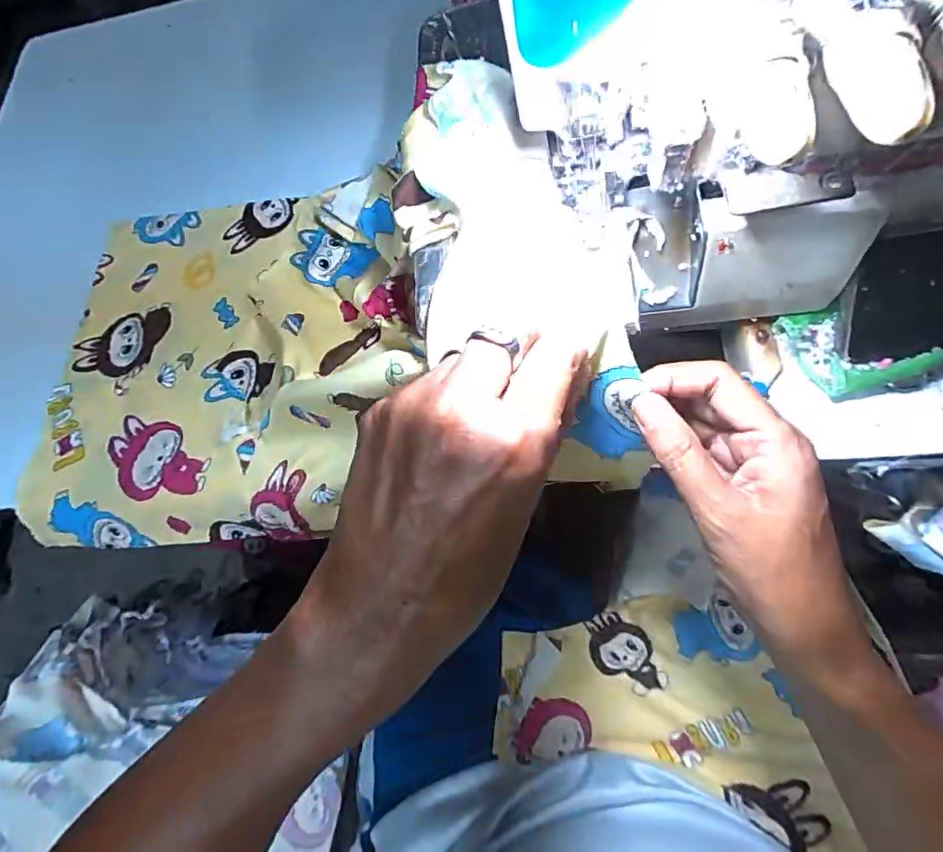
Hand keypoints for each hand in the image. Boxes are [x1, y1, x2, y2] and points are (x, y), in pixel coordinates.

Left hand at [285, 331, 589, 721]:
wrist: (378, 603)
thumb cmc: (468, 576)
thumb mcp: (524, 506)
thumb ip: (541, 436)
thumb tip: (560, 387)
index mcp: (513, 438)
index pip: (554, 354)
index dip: (563, 354)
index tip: (564, 359)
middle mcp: (461, 406)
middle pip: (499, 340)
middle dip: (513, 359)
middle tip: (512, 388)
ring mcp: (412, 403)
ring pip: (457, 359)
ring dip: (473, 377)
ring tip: (468, 417)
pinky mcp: (378, 409)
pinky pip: (424, 384)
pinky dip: (438, 399)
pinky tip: (432, 437)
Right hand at [628, 362, 870, 682]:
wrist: (807, 631)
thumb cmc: (768, 572)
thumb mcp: (715, 509)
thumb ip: (676, 451)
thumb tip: (640, 402)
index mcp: (775, 438)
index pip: (720, 381)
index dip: (673, 378)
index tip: (631, 392)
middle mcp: (770, 440)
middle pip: (714, 398)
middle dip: (667, 397)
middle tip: (620, 406)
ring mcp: (758, 461)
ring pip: (708, 423)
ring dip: (670, 420)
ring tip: (626, 422)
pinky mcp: (747, 481)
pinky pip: (709, 450)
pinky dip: (679, 445)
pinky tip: (650, 446)